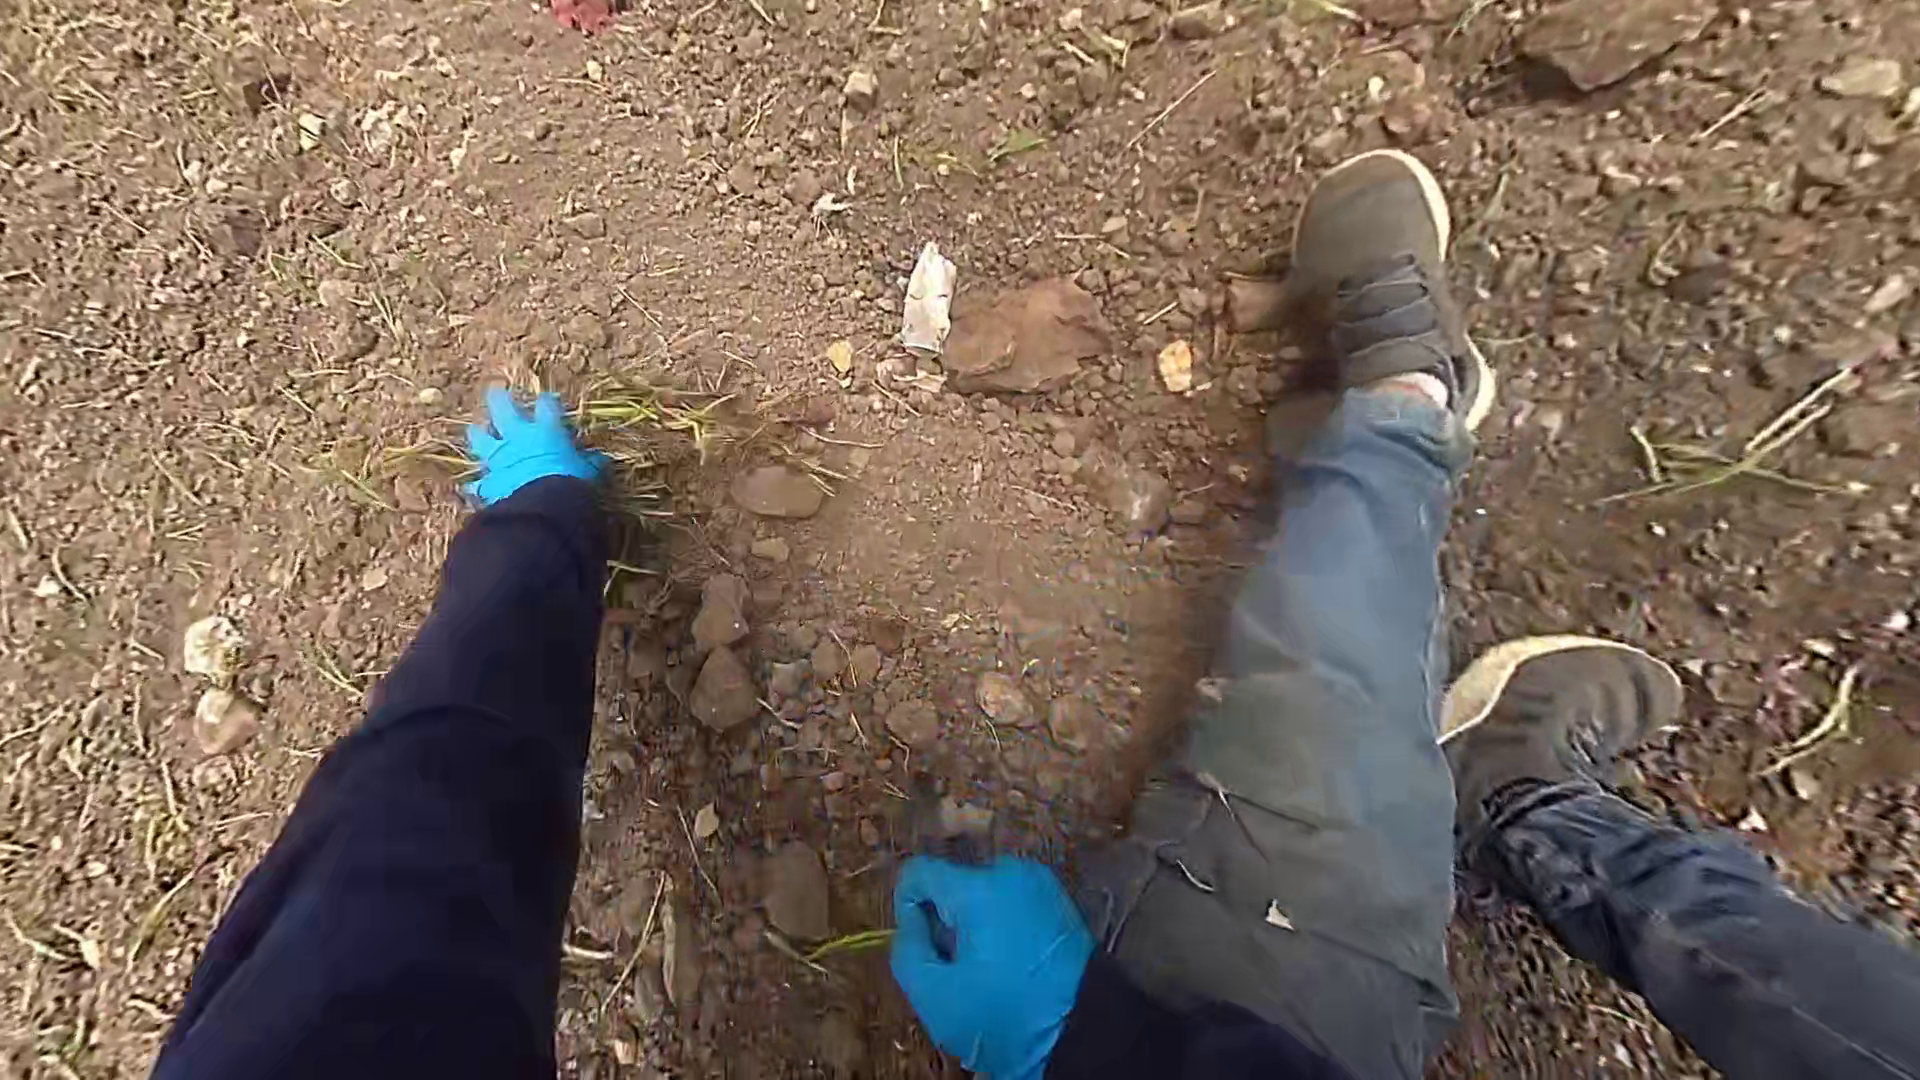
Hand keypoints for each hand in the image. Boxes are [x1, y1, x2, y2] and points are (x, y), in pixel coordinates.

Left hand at [463, 386, 604, 505]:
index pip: (547, 406)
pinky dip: (482, 479)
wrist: (544, 506)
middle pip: (502, 407)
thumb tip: (599, 459)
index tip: (549, 398)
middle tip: (497, 390)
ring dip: (480, 431)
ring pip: (480, 435)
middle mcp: (519, 436)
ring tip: (480, 428)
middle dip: (499, 397)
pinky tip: (479, 483)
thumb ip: (590, 463)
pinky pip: (481, 477)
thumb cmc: (571, 482)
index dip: (548, 400)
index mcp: (546, 431)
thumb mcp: (588, 472)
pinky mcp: (489, 478)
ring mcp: (500, 455)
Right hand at [891, 856, 1094, 1079]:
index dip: (909, 909)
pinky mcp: (1056, 894)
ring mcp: (1036, 879)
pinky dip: (1002, 922)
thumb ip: (908, 952)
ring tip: (992, 968)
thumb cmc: (1008, 1015)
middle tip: (961, 968)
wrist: (1087, 1029)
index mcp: (977, 887)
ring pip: (981, 893)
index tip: (924, 947)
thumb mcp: (939, 999)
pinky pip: (1011, 897)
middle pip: (953, 885)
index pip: (919, 872)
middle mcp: (1007, 869)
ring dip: (975, 923)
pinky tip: (1014, 960)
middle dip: (947, 923)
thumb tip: (910, 921)